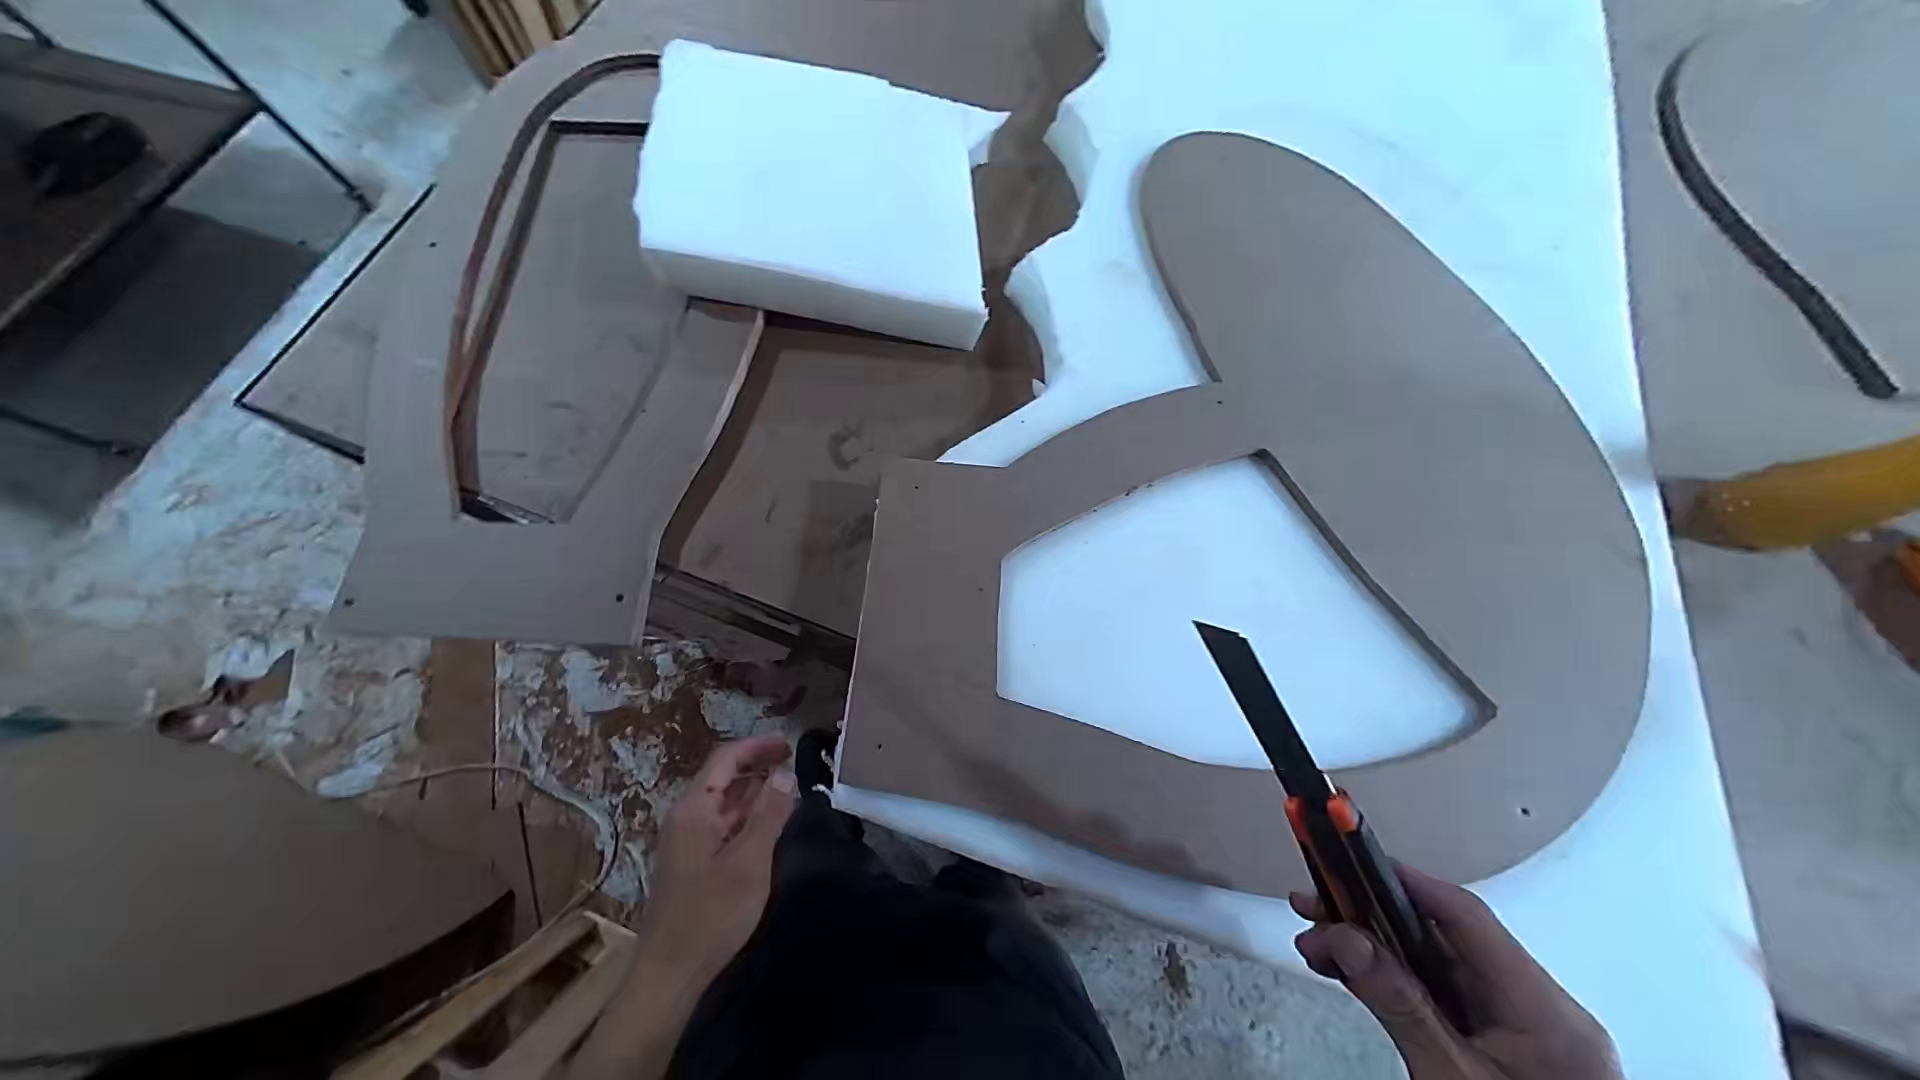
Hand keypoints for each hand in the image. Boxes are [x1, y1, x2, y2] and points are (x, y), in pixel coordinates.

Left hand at [572, 736, 794, 1079]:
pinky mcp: (692, 861)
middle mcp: (686, 816)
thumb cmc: (711, 914)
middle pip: (724, 776)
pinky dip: (747, 814)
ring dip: (755, 789)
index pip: (726, 758)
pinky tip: (768, 823)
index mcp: (695, 808)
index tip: (790, 745)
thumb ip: (770, 813)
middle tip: (794, 763)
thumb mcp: (750, 861)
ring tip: (789, 789)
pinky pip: (722, 823)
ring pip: (724, 801)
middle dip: (759, 764)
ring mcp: (687, 839)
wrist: (669, 975)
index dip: (758, 746)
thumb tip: (785, 772)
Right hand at [1292, 863, 1621, 1079]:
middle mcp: (1540, 1011)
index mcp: (1548, 1014)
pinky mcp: (1500, 1042)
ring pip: (1433, 962)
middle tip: (1315, 906)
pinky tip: (1353, 972)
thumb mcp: (1451, 1078)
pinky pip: (1438, 991)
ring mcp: (1521, 1028)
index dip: (1401, 879)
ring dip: (1371, 949)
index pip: (1464, 916)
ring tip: (1320, 947)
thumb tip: (1349, 941)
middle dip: (1368, 917)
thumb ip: (1400, 1007)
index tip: (1349, 857)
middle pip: (1440, 936)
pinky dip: (1391, 978)